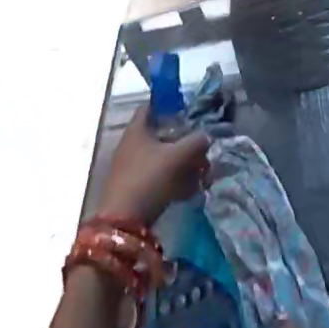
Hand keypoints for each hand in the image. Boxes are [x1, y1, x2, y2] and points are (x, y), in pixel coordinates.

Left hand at [95, 106, 211, 221]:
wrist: (122, 224)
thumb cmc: (149, 179)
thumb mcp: (177, 157)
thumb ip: (196, 142)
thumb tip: (206, 136)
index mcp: (137, 130)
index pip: (151, 106)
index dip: (168, 104)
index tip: (187, 110)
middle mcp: (132, 145)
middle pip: (161, 134)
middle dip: (184, 142)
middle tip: (202, 150)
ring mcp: (132, 167)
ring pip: (162, 158)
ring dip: (182, 164)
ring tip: (201, 175)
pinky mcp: (135, 188)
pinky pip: (159, 177)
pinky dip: (174, 181)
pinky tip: (189, 192)